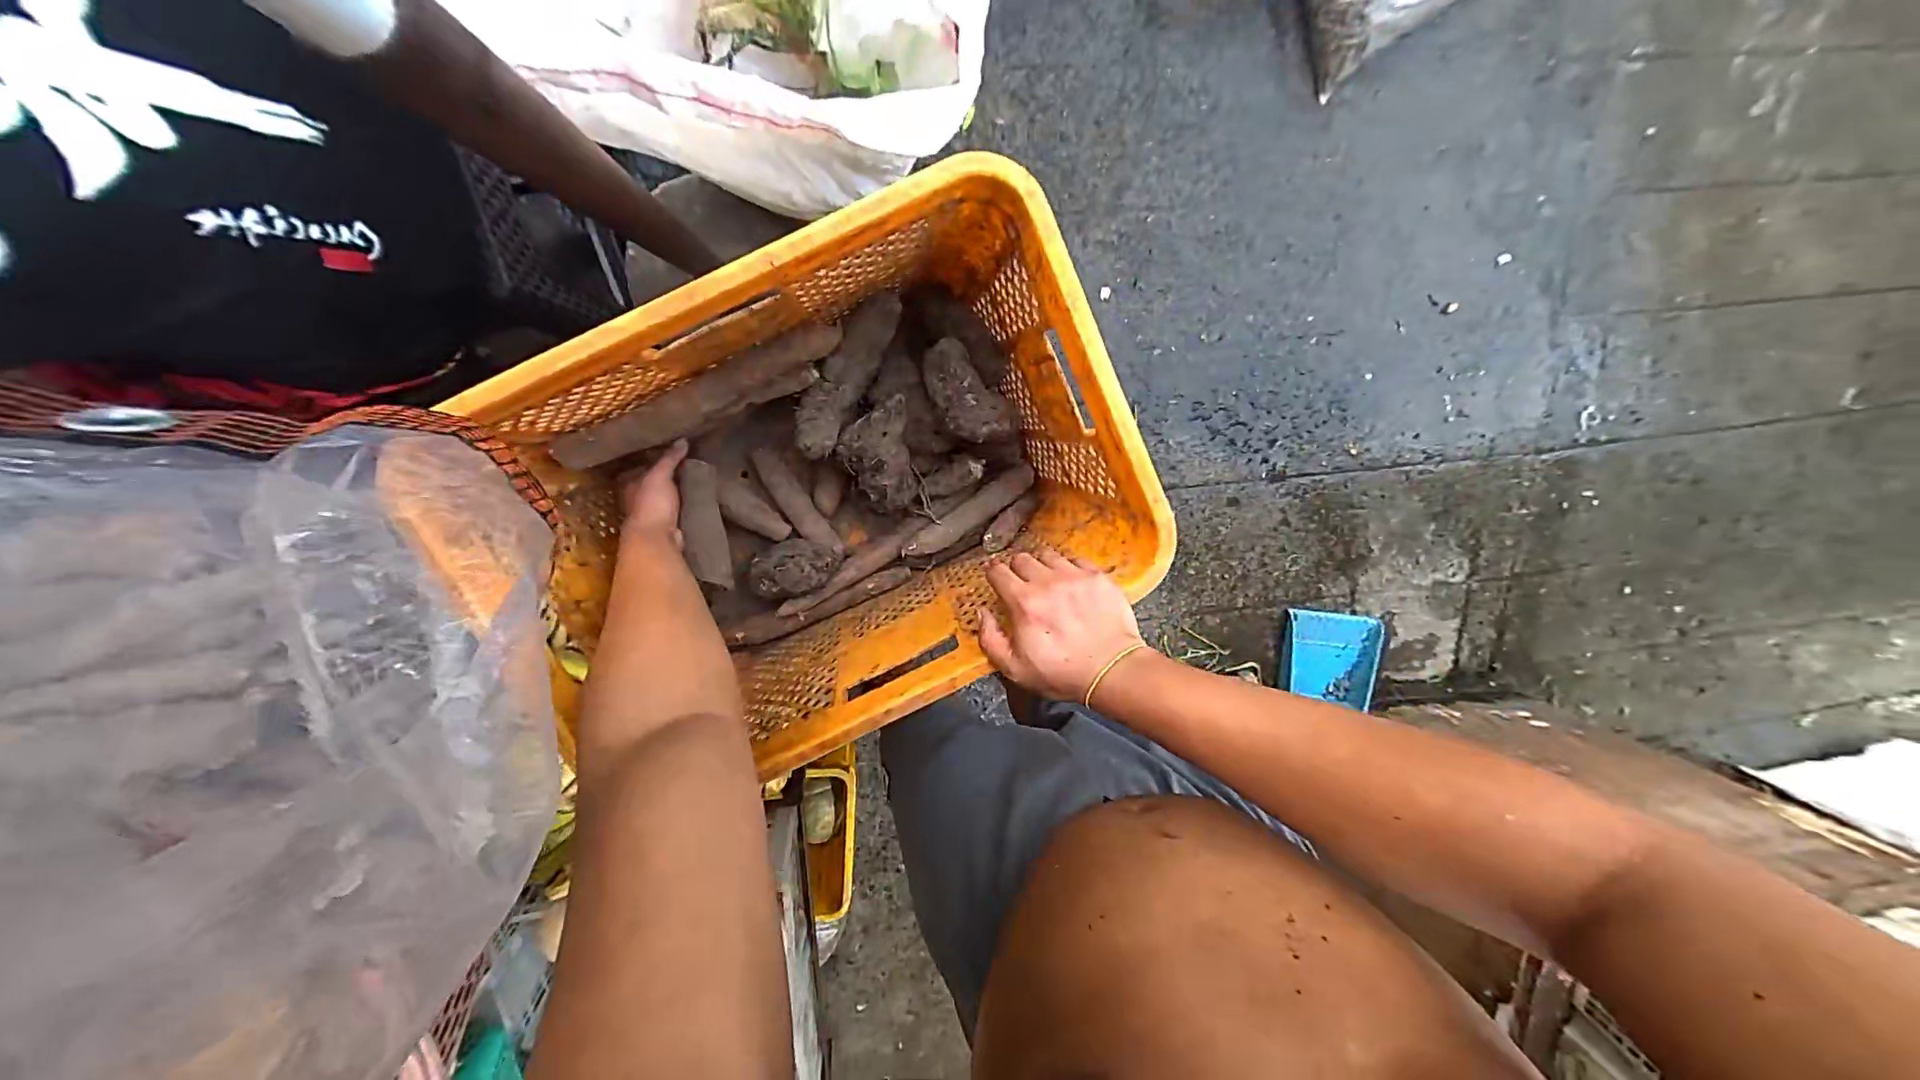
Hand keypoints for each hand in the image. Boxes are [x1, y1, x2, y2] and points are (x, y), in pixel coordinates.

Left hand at [619, 439, 687, 548]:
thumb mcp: (660, 475)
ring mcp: (652, 514)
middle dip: (669, 476)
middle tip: (690, 465)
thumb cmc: (652, 503)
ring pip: (666, 497)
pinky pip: (677, 510)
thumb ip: (670, 458)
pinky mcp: (666, 526)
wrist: (657, 538)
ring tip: (697, 480)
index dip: (656, 459)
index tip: (675, 453)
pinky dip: (685, 504)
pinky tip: (696, 498)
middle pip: (654, 482)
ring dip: (678, 491)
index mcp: (630, 484)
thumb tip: (683, 440)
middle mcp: (637, 499)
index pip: (643, 467)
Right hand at [978, 549, 1149, 703]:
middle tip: (1021, 582)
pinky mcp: (1097, 578)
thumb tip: (984, 615)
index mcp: (1023, 602)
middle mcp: (1047, 582)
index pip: (998, 571)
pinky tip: (1070, 582)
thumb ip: (990, 639)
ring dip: (1042, 566)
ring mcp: (1074, 577)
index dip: (993, 573)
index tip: (995, 577)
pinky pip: (1076, 560)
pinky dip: (1069, 568)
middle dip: (1016, 569)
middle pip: (1021, 558)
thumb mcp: (1014, 668)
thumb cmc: (1064, 673)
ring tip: (1046, 581)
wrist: (1111, 670)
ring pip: (1048, 555)